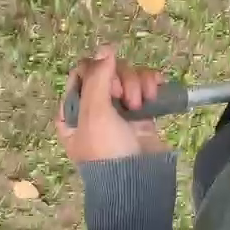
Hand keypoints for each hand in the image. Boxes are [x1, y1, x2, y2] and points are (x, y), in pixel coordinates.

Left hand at [55, 45, 167, 162]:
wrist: (137, 181)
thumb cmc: (107, 150)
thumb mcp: (94, 115)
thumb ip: (98, 78)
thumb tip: (106, 47)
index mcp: (72, 110)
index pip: (82, 72)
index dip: (98, 72)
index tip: (110, 88)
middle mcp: (93, 107)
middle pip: (108, 70)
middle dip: (122, 80)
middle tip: (127, 99)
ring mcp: (118, 110)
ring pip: (128, 76)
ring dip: (138, 83)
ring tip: (143, 103)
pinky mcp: (141, 112)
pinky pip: (145, 85)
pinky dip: (151, 84)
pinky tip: (157, 92)